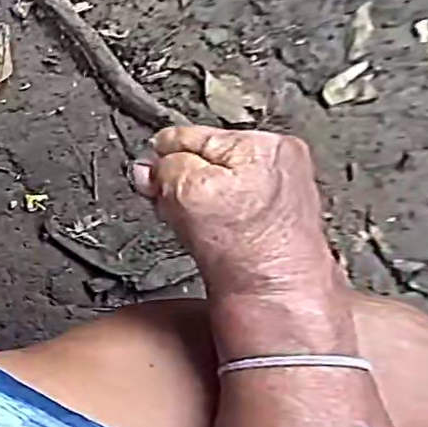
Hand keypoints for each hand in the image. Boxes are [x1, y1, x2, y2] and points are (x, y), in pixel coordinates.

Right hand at [131, 127, 343, 303]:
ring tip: (196, 224)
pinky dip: (208, 215)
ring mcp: (278, 184)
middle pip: (197, 159)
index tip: (155, 186)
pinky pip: (223, 202)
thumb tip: (149, 164)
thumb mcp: (186, 191)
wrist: (274, 289)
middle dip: (176, 183)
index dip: (160, 163)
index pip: (184, 138)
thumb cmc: (243, 246)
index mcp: (260, 142)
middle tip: (178, 208)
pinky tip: (210, 232)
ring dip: (188, 202)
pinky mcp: (273, 210)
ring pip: (207, 182)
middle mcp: (276, 157)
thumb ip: (163, 166)